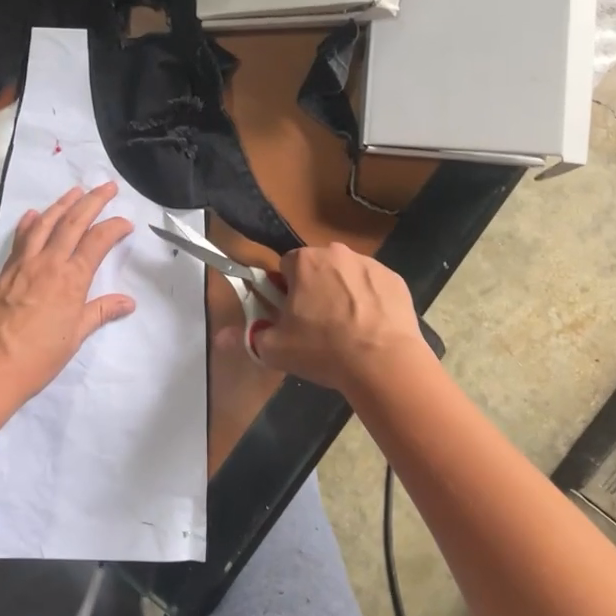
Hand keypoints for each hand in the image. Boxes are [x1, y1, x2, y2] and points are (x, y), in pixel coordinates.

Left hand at [0, 183, 136, 402]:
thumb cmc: (38, 358)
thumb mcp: (75, 337)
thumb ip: (100, 312)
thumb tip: (127, 302)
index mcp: (71, 279)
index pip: (97, 242)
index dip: (114, 228)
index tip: (126, 222)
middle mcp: (48, 263)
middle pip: (73, 222)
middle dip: (92, 201)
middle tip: (107, 186)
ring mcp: (24, 264)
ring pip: (46, 223)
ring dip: (63, 204)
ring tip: (75, 191)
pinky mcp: (5, 271)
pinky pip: (21, 239)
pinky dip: (31, 223)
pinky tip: (34, 214)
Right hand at [243, 243, 427, 396]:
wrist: (384, 363)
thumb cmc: (323, 349)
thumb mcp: (275, 349)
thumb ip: (248, 338)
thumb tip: (219, 338)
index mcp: (303, 262)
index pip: (284, 267)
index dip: (284, 291)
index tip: (290, 315)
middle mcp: (336, 253)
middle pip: (317, 269)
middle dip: (314, 290)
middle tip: (317, 326)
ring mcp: (369, 264)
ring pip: (347, 276)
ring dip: (343, 295)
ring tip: (347, 332)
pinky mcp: (395, 280)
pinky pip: (374, 287)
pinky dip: (371, 303)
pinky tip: (372, 330)